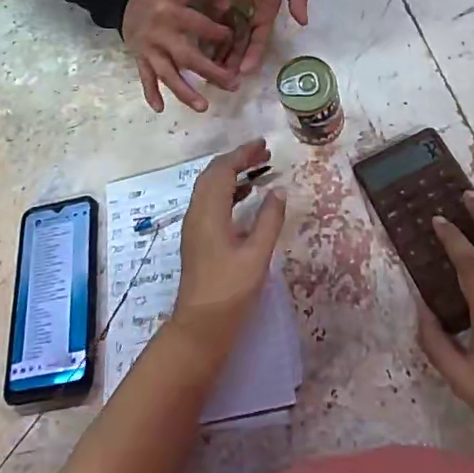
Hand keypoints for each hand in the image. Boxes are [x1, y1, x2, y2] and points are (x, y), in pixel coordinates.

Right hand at [123, 0, 238, 113]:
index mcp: (173, 13)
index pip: (201, 27)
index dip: (220, 34)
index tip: (235, 39)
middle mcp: (161, 35)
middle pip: (188, 58)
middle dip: (211, 73)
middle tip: (232, 85)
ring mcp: (149, 50)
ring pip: (167, 74)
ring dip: (185, 92)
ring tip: (203, 108)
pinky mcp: (139, 58)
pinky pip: (145, 77)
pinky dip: (151, 93)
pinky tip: (160, 109)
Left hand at [175, 140, 286, 344]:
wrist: (200, 328)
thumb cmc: (230, 291)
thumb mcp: (256, 255)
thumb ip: (269, 220)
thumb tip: (279, 191)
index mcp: (208, 212)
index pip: (223, 170)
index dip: (242, 154)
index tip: (263, 145)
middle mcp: (197, 213)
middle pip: (214, 174)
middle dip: (238, 159)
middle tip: (264, 154)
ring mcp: (194, 226)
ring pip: (211, 187)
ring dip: (232, 174)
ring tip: (259, 169)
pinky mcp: (198, 238)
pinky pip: (211, 201)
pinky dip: (228, 190)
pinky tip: (246, 196)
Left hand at [212, 0, 309, 75]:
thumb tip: (304, 21)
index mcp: (265, 14)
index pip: (259, 39)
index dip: (253, 55)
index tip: (245, 70)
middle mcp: (247, 16)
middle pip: (240, 44)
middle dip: (233, 61)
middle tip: (223, 79)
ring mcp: (231, 9)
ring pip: (223, 36)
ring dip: (217, 52)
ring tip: (207, 70)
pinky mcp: (215, 0)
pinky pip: (208, 20)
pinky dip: (203, 33)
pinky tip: (194, 47)